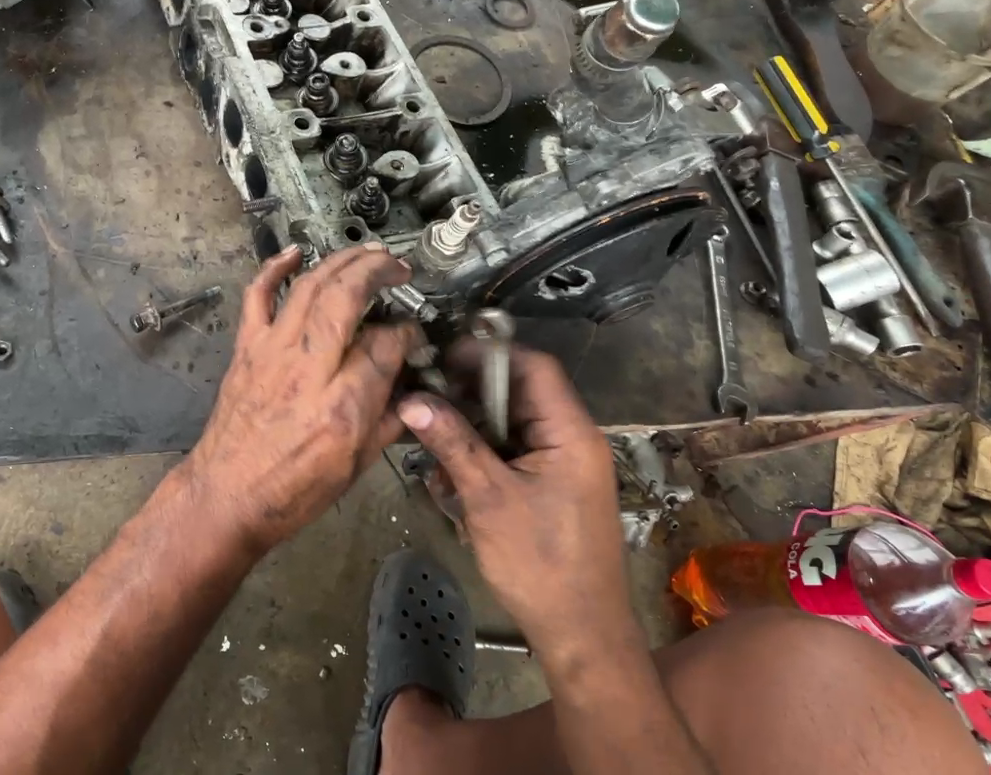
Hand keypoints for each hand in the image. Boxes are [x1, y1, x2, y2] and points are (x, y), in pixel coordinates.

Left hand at [183, 245, 418, 552]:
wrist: (227, 495)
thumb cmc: (292, 490)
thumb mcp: (357, 465)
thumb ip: (390, 418)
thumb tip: (412, 384)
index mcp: (342, 405)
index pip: (385, 346)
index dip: (405, 331)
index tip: (411, 331)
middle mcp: (307, 369)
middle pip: (346, 298)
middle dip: (377, 272)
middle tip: (397, 268)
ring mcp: (272, 352)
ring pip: (309, 287)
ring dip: (341, 262)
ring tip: (367, 253)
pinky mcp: (247, 348)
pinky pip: (257, 296)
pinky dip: (273, 269)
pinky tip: (294, 252)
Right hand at [395, 344, 626, 645]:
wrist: (580, 634)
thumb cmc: (539, 563)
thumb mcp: (487, 497)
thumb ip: (452, 442)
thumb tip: (411, 399)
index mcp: (570, 433)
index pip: (533, 367)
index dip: (486, 356)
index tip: (440, 361)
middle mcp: (570, 440)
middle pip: (516, 394)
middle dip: (467, 396)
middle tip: (423, 401)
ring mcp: (560, 465)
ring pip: (508, 425)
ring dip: (469, 430)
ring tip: (430, 443)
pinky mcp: (549, 487)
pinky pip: (510, 454)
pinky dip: (479, 458)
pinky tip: (449, 477)